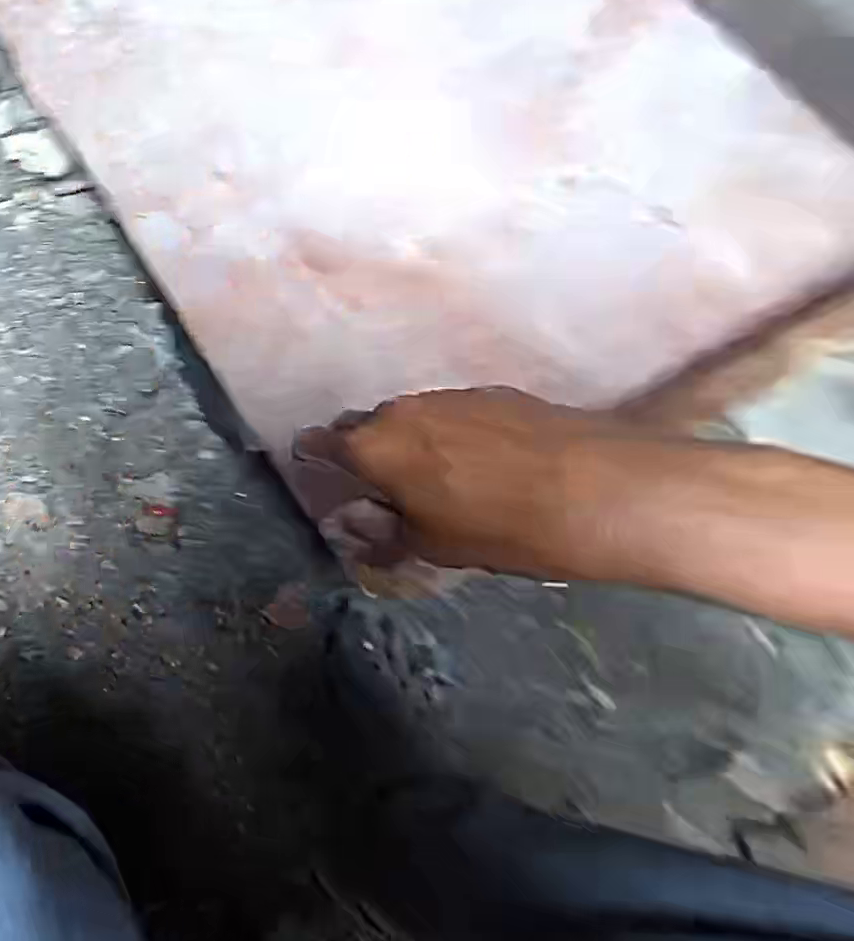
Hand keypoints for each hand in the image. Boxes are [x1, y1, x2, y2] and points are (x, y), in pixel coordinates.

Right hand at [301, 387, 651, 578]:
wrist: (626, 494)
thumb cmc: (507, 528)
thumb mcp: (434, 547)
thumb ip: (383, 533)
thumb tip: (357, 527)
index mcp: (370, 448)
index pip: (316, 442)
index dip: (313, 458)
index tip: (322, 473)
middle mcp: (399, 412)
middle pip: (362, 425)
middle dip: (365, 449)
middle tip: (387, 482)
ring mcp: (451, 398)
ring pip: (410, 416)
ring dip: (412, 439)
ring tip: (445, 472)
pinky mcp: (500, 394)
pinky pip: (455, 412)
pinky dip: (457, 432)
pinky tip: (492, 460)